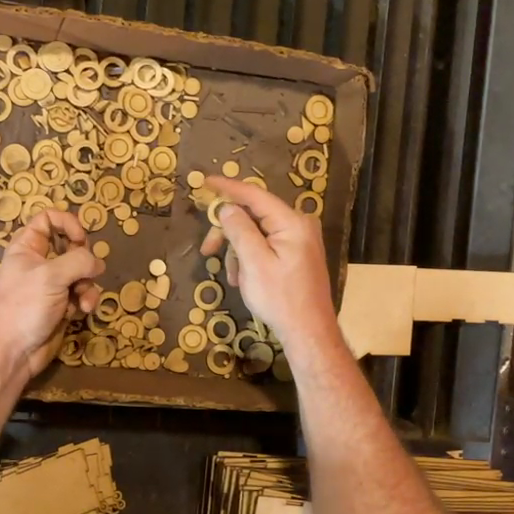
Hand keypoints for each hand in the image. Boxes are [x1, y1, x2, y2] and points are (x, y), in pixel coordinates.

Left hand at [0, 211, 104, 375]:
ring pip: (81, 272)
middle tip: (86, 269)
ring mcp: (51, 284)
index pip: (47, 219)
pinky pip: (82, 293)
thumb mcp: (50, 276)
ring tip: (83, 299)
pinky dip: (86, 300)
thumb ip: (78, 261)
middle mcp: (39, 262)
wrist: (14, 352)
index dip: (67, 223)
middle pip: (71, 245)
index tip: (80, 239)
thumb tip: (98, 263)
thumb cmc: (24, 307)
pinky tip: (84, 311)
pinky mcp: (62, 304)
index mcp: (27, 247)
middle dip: (83, 259)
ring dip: (88, 284)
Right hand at [201, 177, 340, 353]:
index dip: (228, 188)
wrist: (308, 331)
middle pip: (253, 215)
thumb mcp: (254, 263)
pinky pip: (265, 246)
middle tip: (207, 250)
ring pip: (256, 233)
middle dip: (228, 232)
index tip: (205, 181)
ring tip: (233, 277)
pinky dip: (249, 259)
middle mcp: (298, 225)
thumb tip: (226, 207)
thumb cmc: (281, 298)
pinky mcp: (295, 254)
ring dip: (238, 251)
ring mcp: (298, 240)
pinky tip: (244, 279)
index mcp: (292, 222)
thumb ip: (239, 230)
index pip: (255, 195)